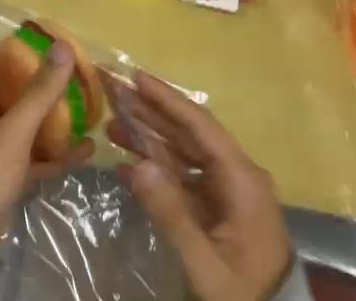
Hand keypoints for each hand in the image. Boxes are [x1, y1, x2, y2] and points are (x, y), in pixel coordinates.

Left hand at [0, 41, 95, 243]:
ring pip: (25, 131)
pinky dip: (58, 156)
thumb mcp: (14, 130)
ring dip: (51, 122)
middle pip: (5, 99)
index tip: (20, 51)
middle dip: (34, 89)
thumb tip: (63, 47)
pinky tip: (86, 151)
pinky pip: (36, 162)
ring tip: (82, 111)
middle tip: (64, 79)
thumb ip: (40, 92)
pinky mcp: (9, 182)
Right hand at [111, 71, 294, 300]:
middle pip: (190, 134)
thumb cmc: (243, 293)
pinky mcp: (219, 208)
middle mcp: (237, 175)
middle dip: (151, 113)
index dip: (167, 100)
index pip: (200, 126)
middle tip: (114, 93)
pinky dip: (157, 170)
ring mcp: (228, 192)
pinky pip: (186, 179)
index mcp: (242, 179)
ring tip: (112, 125)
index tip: (136, 77)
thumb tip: (137, 165)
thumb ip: (172, 215)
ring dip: (150, 139)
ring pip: (184, 154)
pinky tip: (127, 165)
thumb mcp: (205, 263)